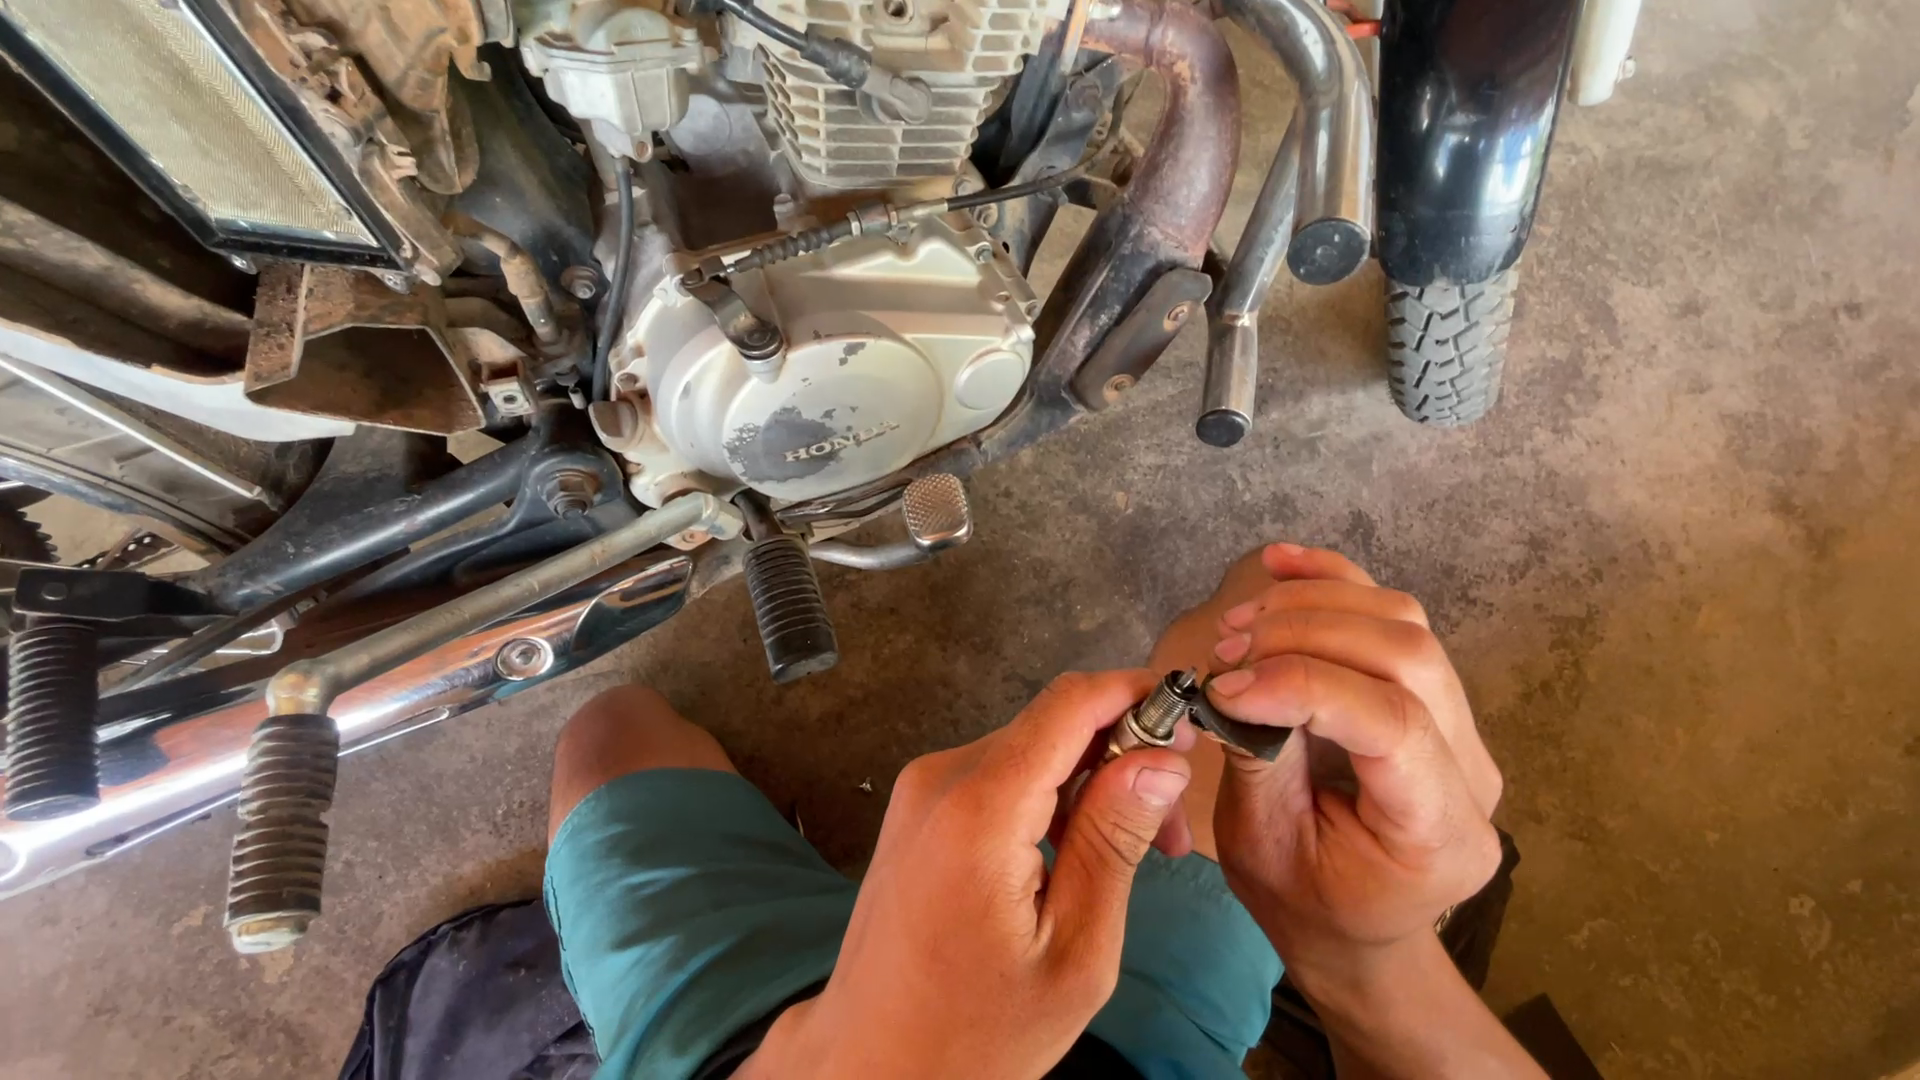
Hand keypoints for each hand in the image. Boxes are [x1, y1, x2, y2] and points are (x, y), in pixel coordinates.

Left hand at [748, 671, 1191, 1078]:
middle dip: (1122, 756)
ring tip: (1129, 853)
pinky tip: (1071, 852)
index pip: (1069, 704)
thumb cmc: (976, 1030)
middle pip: (1053, 725)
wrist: (869, 1061)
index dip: (1134, 694)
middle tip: (1171, 830)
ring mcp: (922, 786)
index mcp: (980, 807)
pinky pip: (999, 773)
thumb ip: (1115, 840)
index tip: (1187, 723)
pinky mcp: (919, 804)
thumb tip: (1162, 758)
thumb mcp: (1075, 950)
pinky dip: (1047, 796)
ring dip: (1088, 782)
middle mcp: (942, 775)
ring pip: (1030, 748)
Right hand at [1203, 543, 1503, 980]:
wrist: (1354, 926)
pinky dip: (1333, 579)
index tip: (1224, 685)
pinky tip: (1279, 562)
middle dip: (1302, 634)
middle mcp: (1471, 768)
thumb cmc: (1305, 903)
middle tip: (1225, 652)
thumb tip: (1231, 682)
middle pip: (1406, 654)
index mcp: (1438, 831)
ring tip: (1237, 627)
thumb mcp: (1264, 848)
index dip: (1302, 685)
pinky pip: (1391, 617)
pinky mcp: (1428, 696)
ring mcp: (1459, 725)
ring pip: (1403, 622)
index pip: (1392, 723)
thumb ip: (1258, 758)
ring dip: (1310, 604)